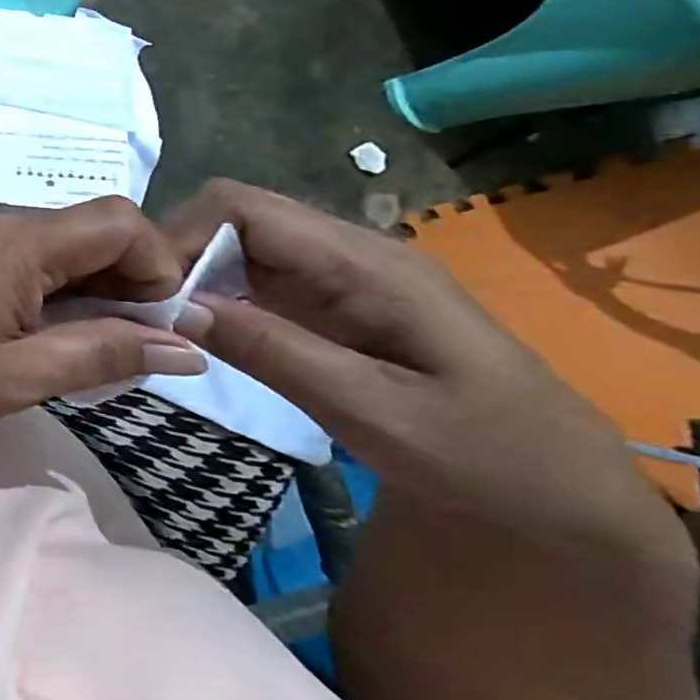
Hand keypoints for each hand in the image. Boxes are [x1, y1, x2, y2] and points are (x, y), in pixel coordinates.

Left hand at [0, 197, 207, 424]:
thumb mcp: (24, 377)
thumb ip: (105, 354)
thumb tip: (187, 348)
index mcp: (13, 244)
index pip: (118, 221)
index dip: (155, 265)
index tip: (155, 322)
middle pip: (92, 226)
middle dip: (128, 277)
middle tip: (127, 339)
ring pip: (64, 239)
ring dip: (93, 283)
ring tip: (89, 338)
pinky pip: (32, 249)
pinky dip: (58, 281)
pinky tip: (51, 324)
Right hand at [162, 180, 683, 553]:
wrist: (554, 492)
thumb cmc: (479, 454)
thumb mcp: (373, 411)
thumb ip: (272, 351)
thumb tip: (174, 305)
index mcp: (363, 262)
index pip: (243, 207)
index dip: (181, 235)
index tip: (148, 293)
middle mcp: (343, 250)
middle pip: (231, 214)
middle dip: (176, 251)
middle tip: (146, 309)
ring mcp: (333, 273)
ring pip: (232, 240)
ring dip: (187, 271)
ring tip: (158, 319)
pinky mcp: (322, 297)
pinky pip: (247, 272)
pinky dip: (207, 290)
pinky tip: (194, 327)